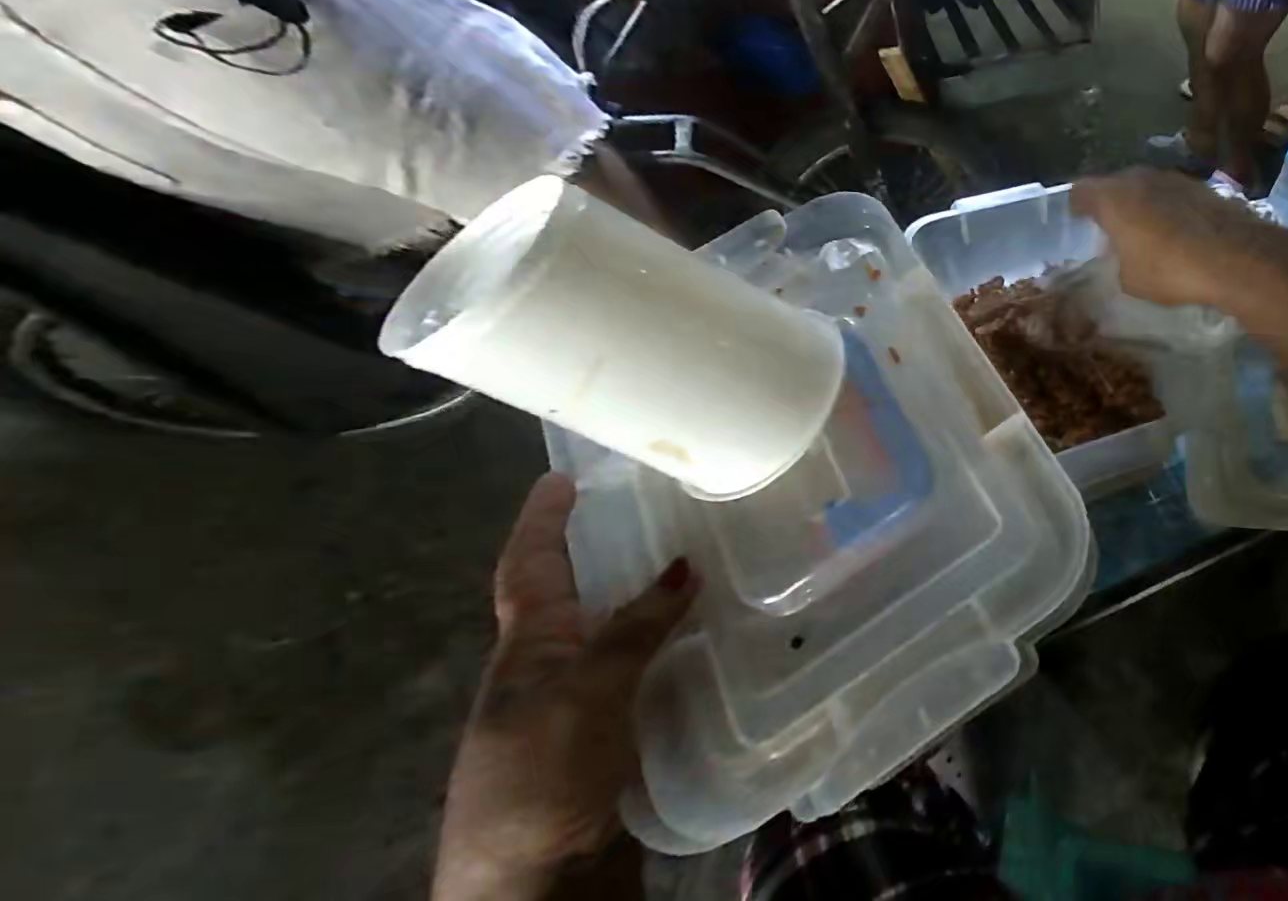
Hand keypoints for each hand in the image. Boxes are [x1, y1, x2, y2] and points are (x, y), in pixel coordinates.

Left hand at [432, 474, 698, 900]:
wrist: (538, 894)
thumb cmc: (541, 782)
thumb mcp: (583, 695)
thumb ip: (633, 629)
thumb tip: (686, 565)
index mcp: (527, 650)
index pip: (529, 567)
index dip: (542, 520)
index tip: (559, 477)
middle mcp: (553, 668)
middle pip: (575, 592)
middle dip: (599, 548)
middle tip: (647, 508)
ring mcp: (586, 703)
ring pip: (618, 630)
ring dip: (647, 595)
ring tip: (697, 557)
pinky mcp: (618, 733)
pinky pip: (646, 668)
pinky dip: (672, 642)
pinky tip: (711, 635)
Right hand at [1069, 167, 1287, 309]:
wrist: (1237, 259)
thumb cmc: (1170, 270)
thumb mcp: (1129, 279)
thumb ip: (1118, 260)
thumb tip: (1125, 255)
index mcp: (1113, 197)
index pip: (1080, 190)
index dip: (1076, 206)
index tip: (1077, 221)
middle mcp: (1141, 179)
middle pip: (1114, 183)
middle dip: (1109, 203)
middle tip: (1109, 227)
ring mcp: (1175, 179)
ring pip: (1146, 186)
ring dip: (1141, 203)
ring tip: (1143, 230)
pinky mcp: (1203, 187)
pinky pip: (1172, 194)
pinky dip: (1167, 208)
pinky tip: (1175, 232)